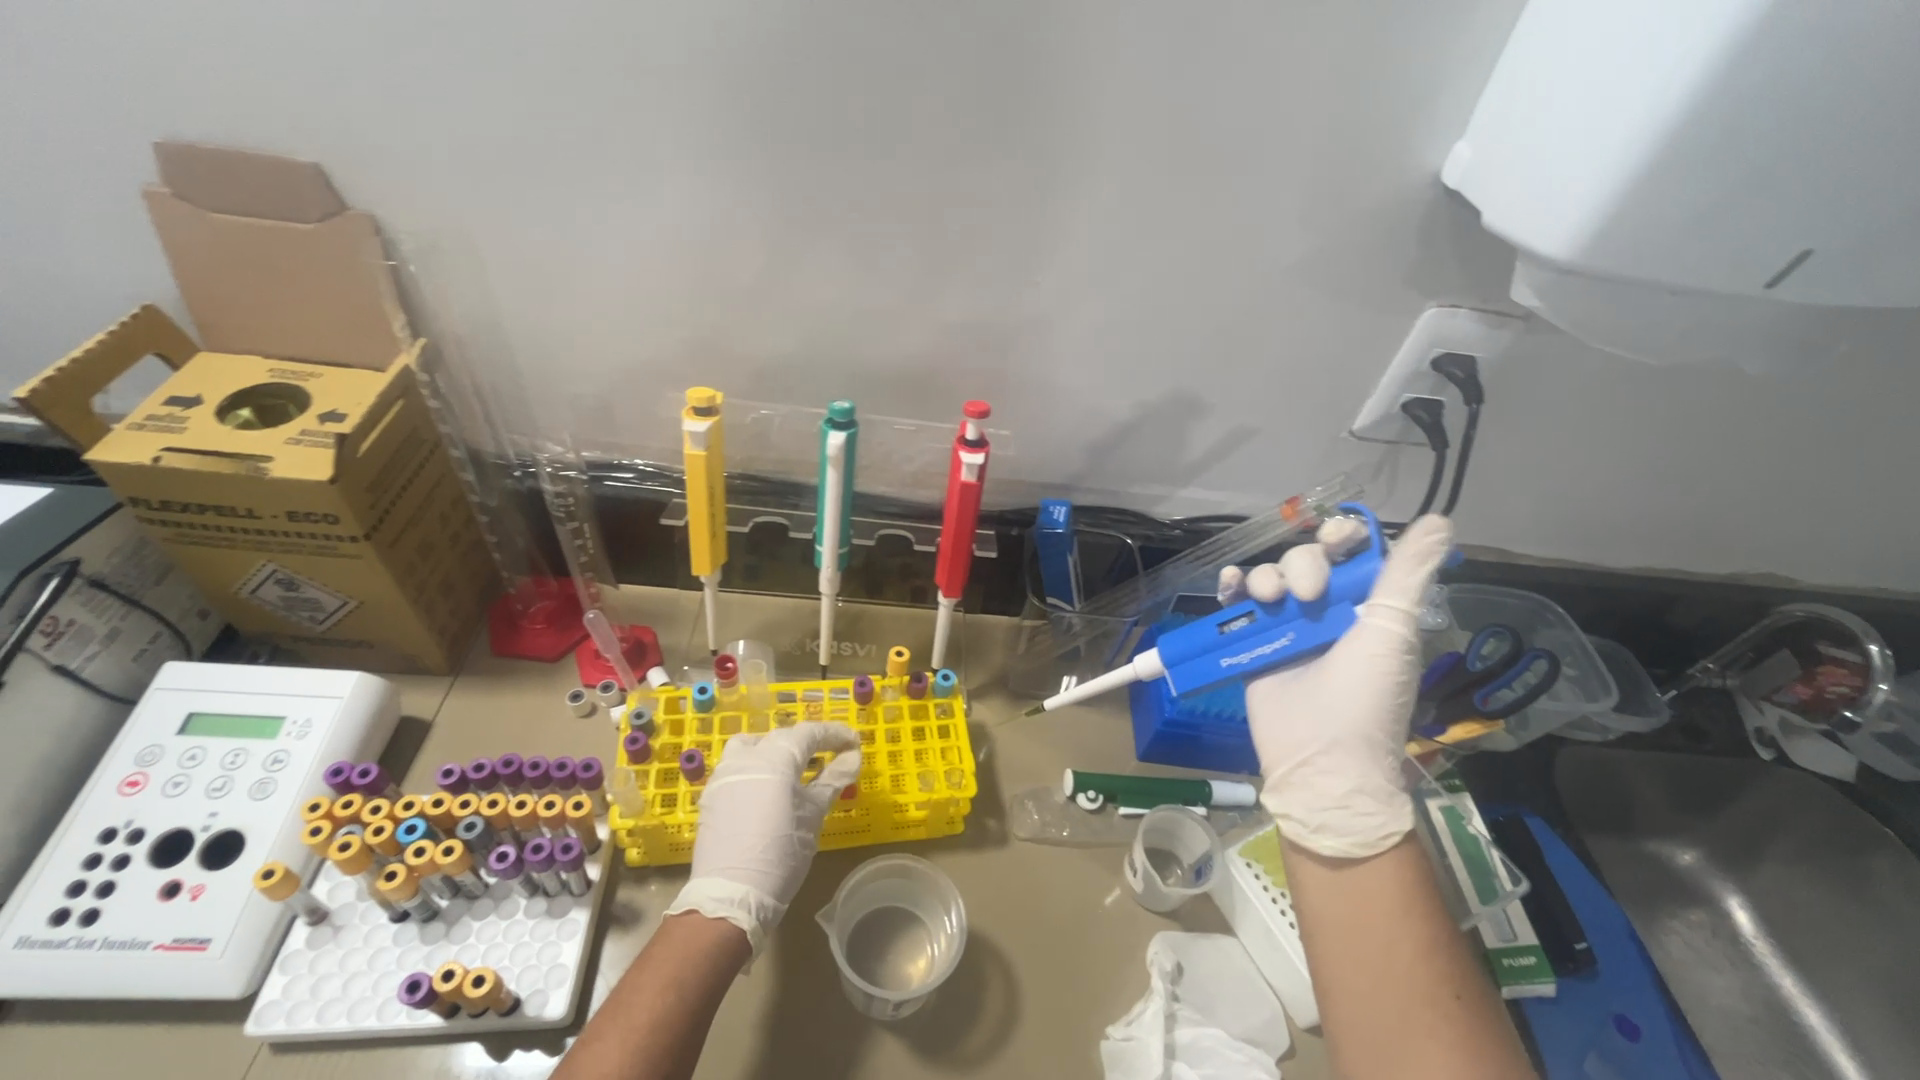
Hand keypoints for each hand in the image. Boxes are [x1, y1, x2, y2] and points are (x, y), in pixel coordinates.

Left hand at [664, 722, 861, 954]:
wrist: (733, 895)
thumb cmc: (782, 854)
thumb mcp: (814, 814)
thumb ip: (833, 779)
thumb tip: (853, 756)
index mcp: (774, 759)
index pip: (809, 733)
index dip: (835, 734)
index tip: (854, 743)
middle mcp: (746, 758)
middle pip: (782, 738)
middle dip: (810, 743)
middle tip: (833, 755)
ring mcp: (724, 775)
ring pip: (753, 747)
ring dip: (777, 750)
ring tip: (795, 769)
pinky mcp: (712, 795)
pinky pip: (738, 767)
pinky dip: (758, 768)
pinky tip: (769, 789)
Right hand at [1218, 514, 1453, 858]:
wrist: (1322, 757)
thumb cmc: (1366, 696)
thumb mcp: (1393, 631)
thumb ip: (1407, 574)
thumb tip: (1440, 520)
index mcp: (1366, 609)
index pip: (1351, 555)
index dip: (1340, 538)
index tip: (1335, 540)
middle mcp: (1326, 614)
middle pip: (1306, 561)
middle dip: (1303, 566)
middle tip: (1310, 597)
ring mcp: (1287, 630)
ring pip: (1270, 578)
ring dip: (1266, 576)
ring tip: (1271, 599)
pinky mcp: (1253, 647)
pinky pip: (1238, 607)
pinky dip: (1232, 589)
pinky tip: (1231, 585)